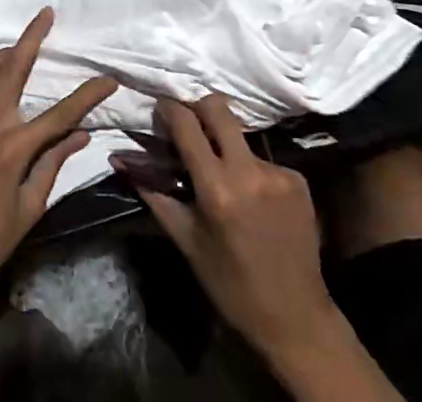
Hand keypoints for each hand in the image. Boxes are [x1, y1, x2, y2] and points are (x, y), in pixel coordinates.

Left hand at [0, 8, 114, 401]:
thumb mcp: (30, 207)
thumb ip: (54, 162)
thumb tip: (80, 133)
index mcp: (12, 149)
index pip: (59, 113)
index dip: (87, 94)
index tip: (109, 79)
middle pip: (10, 70)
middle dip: (30, 38)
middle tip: (46, 13)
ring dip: (3, 51)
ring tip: (22, 41)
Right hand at [127, 95, 401, 401]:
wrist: (294, 314)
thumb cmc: (230, 284)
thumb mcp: (186, 242)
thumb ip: (156, 194)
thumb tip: (123, 161)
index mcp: (217, 188)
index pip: (188, 125)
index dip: (170, 109)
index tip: (161, 107)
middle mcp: (249, 171)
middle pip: (220, 109)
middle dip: (199, 107)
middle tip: (188, 124)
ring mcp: (278, 171)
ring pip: (242, 136)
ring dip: (226, 145)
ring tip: (221, 174)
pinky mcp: (298, 178)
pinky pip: (264, 159)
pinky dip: (250, 169)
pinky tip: (251, 197)